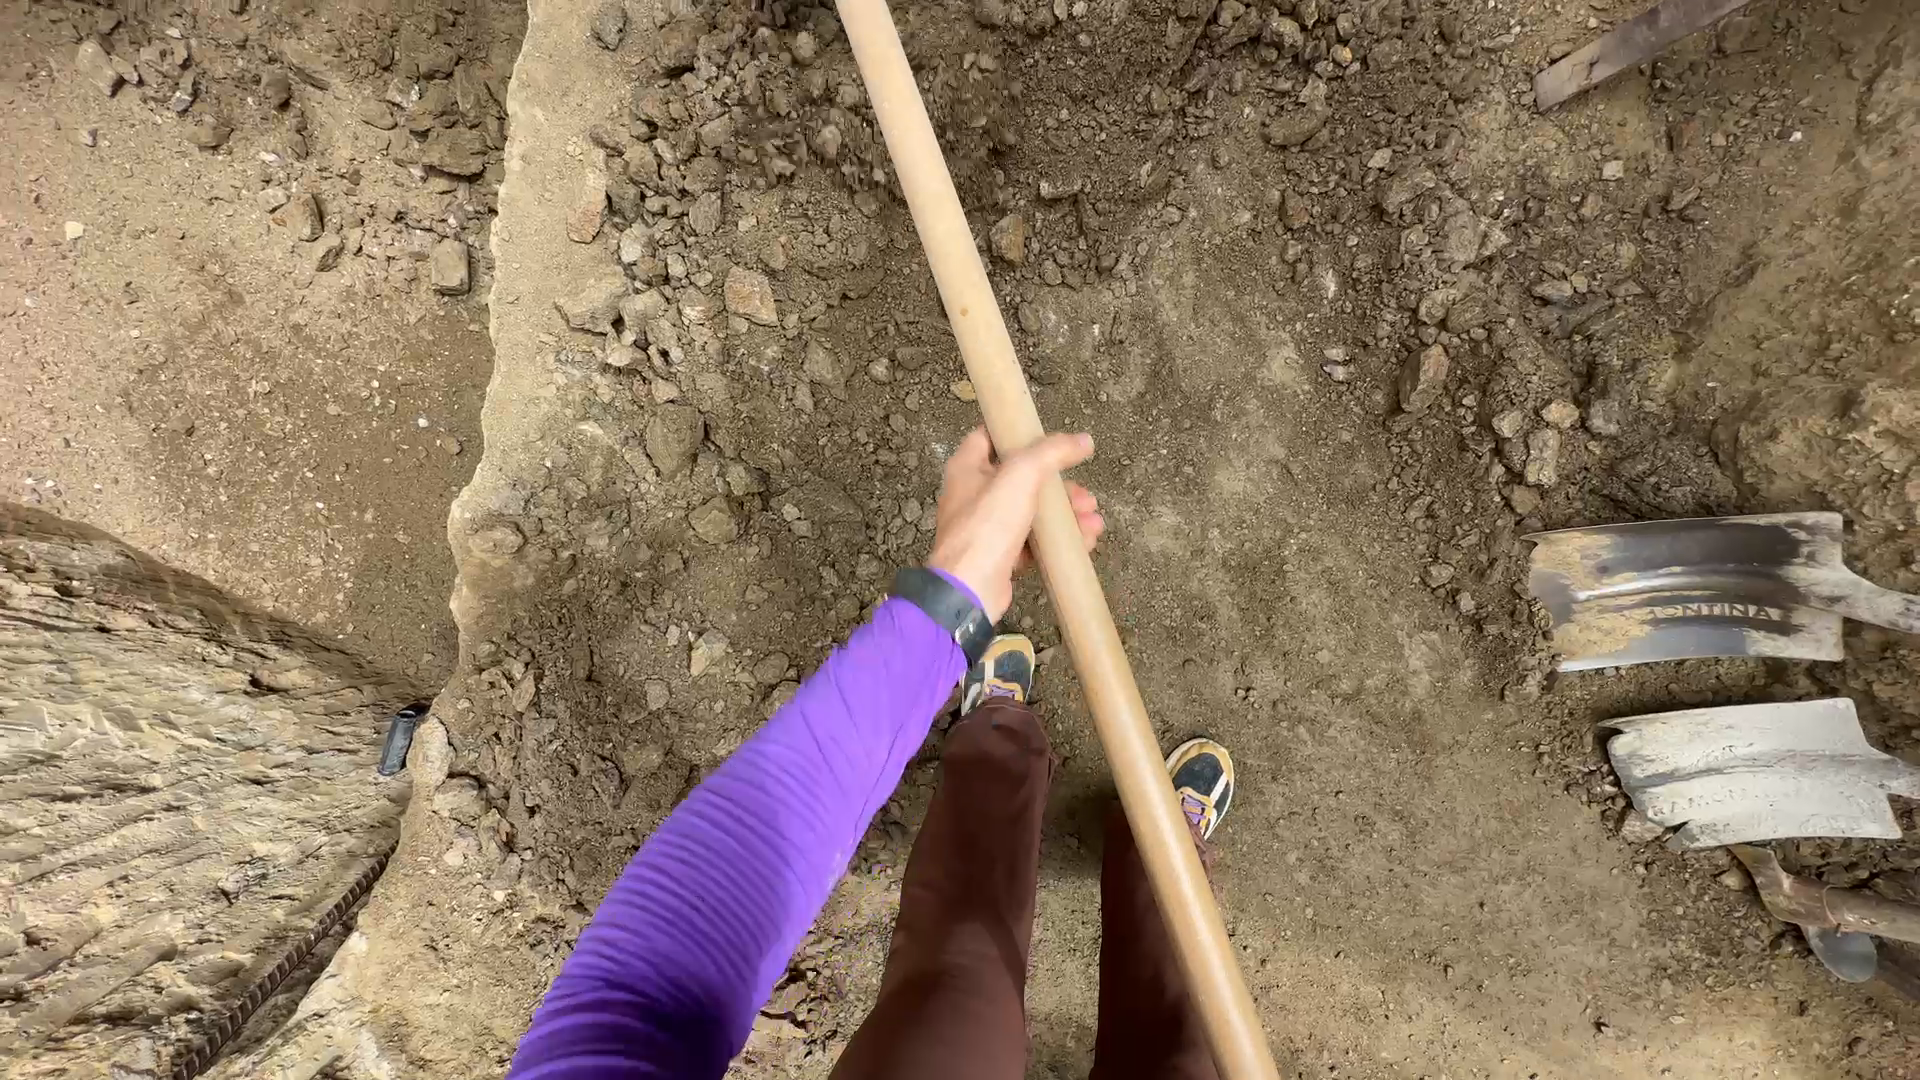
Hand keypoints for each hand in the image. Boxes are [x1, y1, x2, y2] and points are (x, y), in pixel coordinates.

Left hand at [926, 427, 1103, 621]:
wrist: (971, 589)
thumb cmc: (987, 526)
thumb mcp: (1020, 476)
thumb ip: (1052, 452)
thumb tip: (1083, 440)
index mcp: (967, 468)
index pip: (990, 436)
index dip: (1019, 434)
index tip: (1051, 440)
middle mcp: (972, 494)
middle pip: (1022, 479)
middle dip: (1058, 486)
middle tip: (1085, 496)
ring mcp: (985, 527)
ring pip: (1031, 512)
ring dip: (1064, 514)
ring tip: (1092, 521)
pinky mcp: (999, 555)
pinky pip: (1032, 541)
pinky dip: (1056, 540)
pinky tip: (1084, 541)